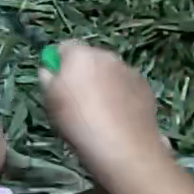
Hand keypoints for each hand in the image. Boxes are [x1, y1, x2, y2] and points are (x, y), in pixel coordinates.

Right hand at [38, 42, 171, 178]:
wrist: (122, 147)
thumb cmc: (77, 122)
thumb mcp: (49, 101)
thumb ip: (47, 78)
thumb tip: (50, 70)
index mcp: (80, 55)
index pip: (65, 46)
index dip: (59, 62)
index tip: (56, 82)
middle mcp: (107, 56)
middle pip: (90, 57)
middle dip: (83, 72)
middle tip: (77, 98)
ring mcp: (130, 71)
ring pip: (110, 71)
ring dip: (103, 83)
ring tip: (100, 111)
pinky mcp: (146, 87)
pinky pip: (126, 85)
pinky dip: (121, 94)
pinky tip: (117, 116)